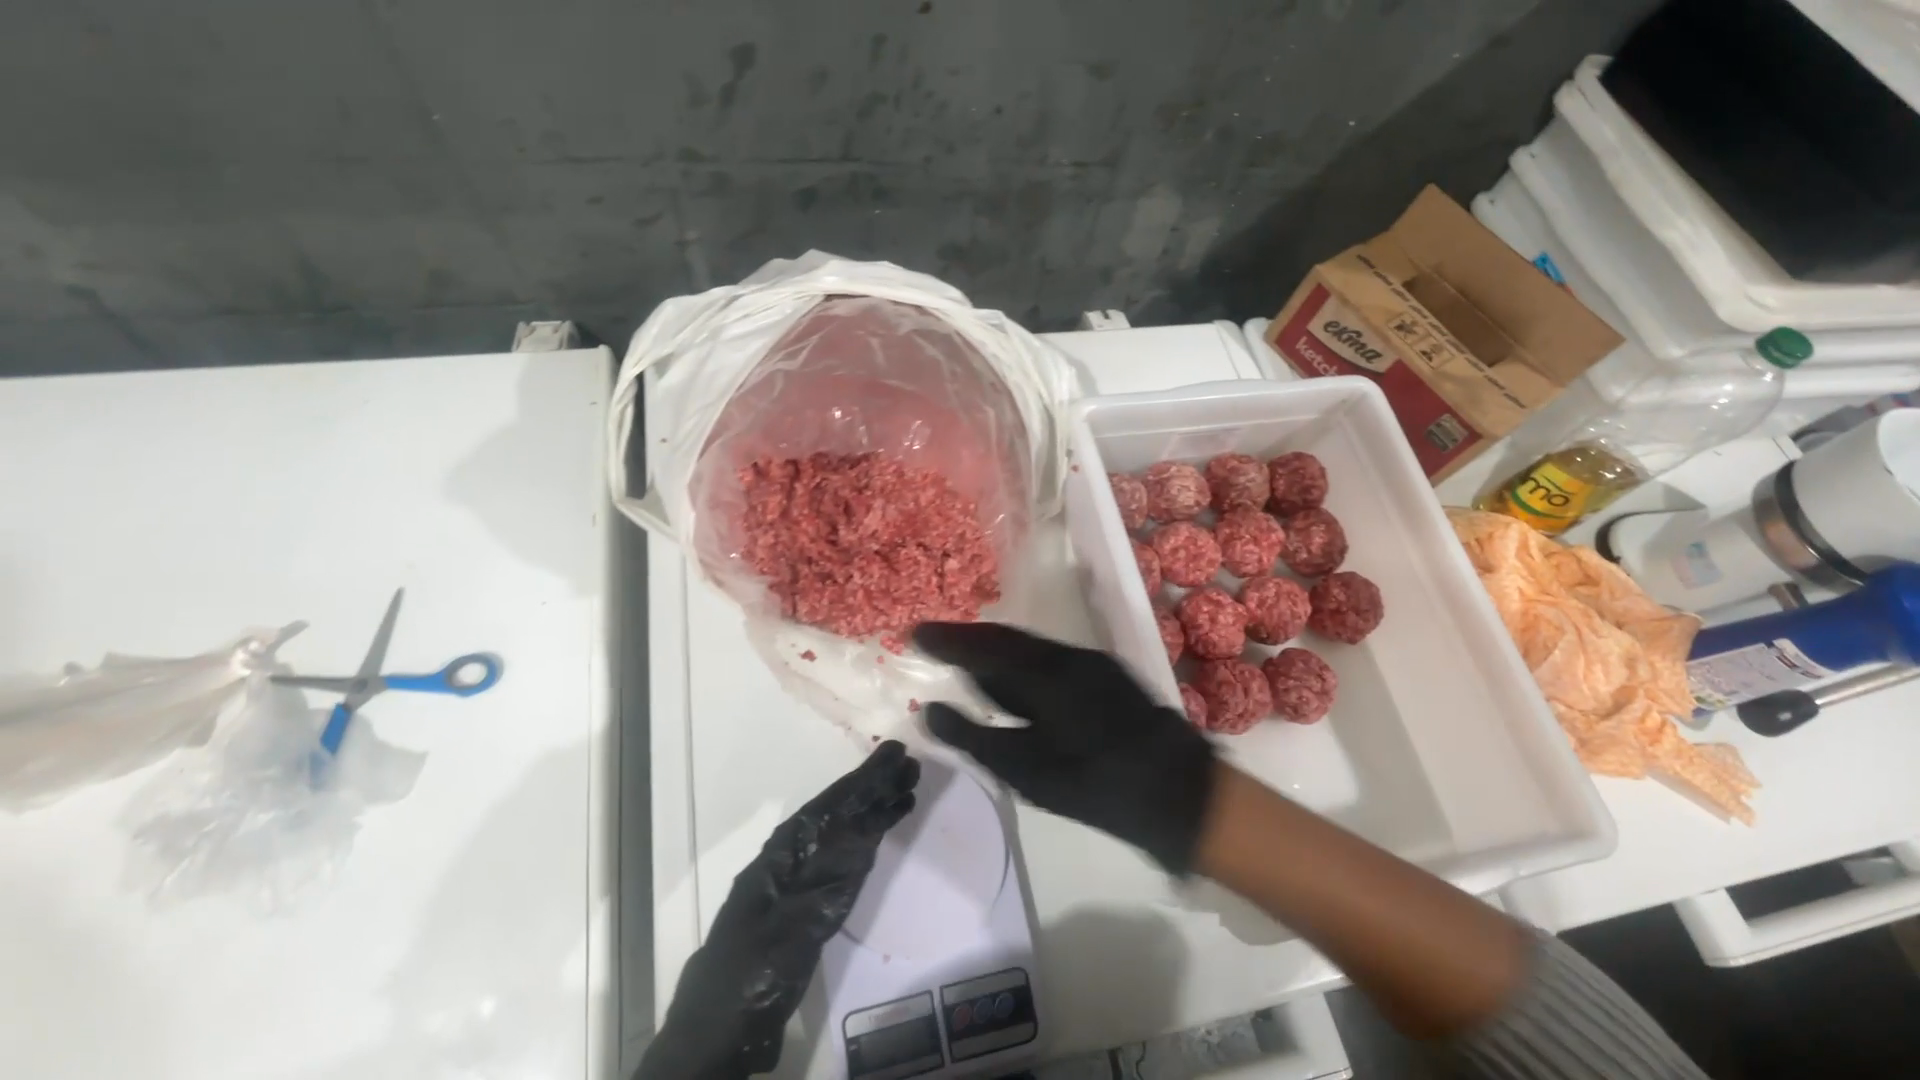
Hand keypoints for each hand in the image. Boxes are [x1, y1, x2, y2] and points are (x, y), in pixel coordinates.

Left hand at [637, 740, 920, 1079]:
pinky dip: (865, 847)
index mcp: (780, 858)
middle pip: (835, 816)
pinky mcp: (806, 912)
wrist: (718, 1034)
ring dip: (871, 813)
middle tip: (908, 765)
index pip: (827, 808)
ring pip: (840, 837)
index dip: (861, 781)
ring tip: (907, 792)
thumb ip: (828, 885)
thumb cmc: (750, 978)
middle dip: (870, 790)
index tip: (893, 756)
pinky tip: (881, 837)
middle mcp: (788, 862)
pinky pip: (843, 865)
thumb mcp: (790, 931)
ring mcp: (796, 887)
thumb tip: (865, 836)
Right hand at [913, 622, 1216, 875]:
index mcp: (1045, 674)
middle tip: (930, 641)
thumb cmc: (1096, 786)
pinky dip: (1018, 662)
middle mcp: (1067, 657)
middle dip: (965, 640)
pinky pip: (1048, 658)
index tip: (912, 634)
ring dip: (992, 650)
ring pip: (1029, 647)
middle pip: (1005, 639)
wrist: (1179, 793)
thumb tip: (928, 711)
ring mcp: (1091, 664)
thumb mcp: (1027, 772)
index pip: (983, 647)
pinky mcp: (1105, 677)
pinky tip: (1008, 679)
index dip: (945, 640)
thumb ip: (974, 739)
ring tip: (961, 658)